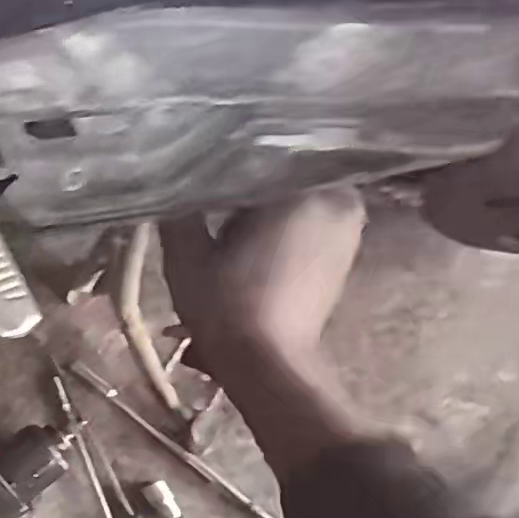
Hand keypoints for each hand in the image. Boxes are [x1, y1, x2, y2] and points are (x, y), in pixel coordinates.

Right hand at [157, 189, 375, 477]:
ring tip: (225, 229)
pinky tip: (250, 248)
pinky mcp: (346, 251)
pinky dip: (279, 228)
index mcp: (302, 187)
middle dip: (243, 188)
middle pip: (280, 174)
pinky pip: (307, 222)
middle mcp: (339, 195)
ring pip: (294, 198)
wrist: (267, 363)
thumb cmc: (224, 307)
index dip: (221, 165)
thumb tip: (169, 182)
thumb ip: (179, 212)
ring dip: (261, 209)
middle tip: (207, 204)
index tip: (194, 175)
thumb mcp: (186, 257)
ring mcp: (349, 224)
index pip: (257, 154)